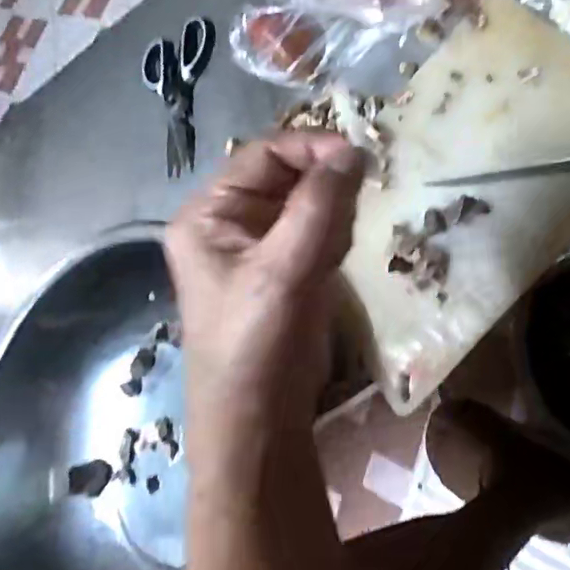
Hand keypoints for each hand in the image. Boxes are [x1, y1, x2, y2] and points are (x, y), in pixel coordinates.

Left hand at [163, 132, 363, 426]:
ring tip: (333, 252)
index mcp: (210, 214)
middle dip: (326, 187)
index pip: (265, 155)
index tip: (359, 157)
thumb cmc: (256, 343)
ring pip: (312, 201)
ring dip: (335, 216)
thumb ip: (319, 205)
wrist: (260, 420)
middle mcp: (233, 222)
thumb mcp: (283, 269)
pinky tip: (333, 265)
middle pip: (290, 176)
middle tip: (356, 205)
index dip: (311, 149)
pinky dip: (337, 237)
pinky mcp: (290, 266)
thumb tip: (353, 150)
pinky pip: (322, 230)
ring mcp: (264, 245)